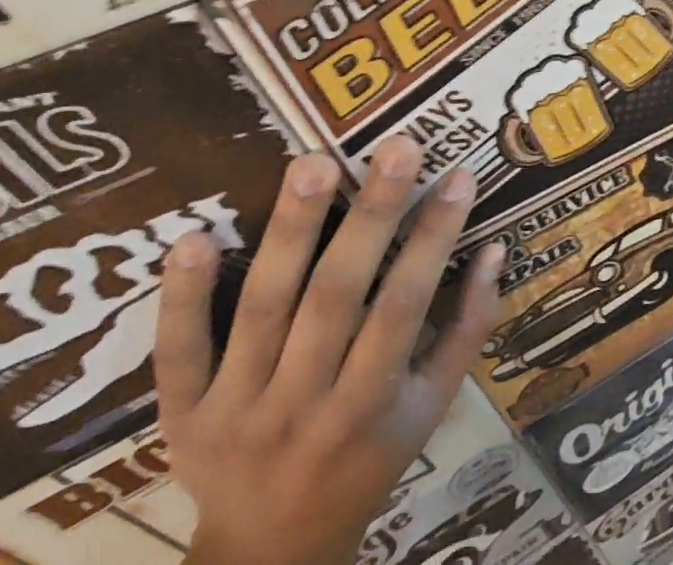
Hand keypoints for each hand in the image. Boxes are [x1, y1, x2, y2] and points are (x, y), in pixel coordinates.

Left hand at [155, 137, 505, 564]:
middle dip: (370, 215)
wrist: (276, 541)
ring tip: (313, 162)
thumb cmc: (373, 459)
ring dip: (289, 230)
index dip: (434, 238)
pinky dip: (182, 296)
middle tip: (395, 146)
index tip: (457, 176)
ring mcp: (236, 407)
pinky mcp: (181, 412)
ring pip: (263, 307)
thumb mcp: (434, 404)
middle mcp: (305, 402)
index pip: (405, 305)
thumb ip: (466, 328)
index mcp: (373, 404)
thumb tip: (494, 251)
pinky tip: (196, 236)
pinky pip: (178, 350)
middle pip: (336, 296)